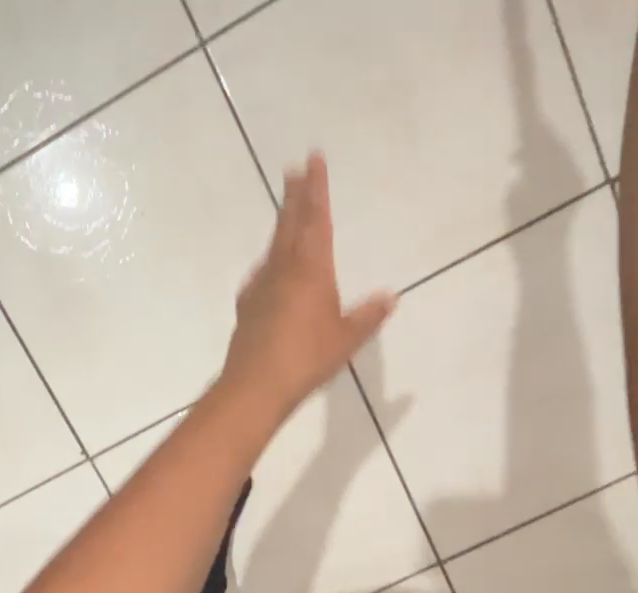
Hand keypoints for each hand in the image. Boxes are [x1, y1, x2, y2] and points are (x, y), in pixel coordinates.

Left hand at [219, 152, 397, 414]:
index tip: (313, 159)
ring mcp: (261, 287)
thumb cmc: (306, 359)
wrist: (255, 386)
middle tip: (293, 168)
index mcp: (311, 269)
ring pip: (273, 247)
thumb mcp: (347, 339)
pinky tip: (268, 271)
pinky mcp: (247, 308)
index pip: (316, 218)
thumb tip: (390, 297)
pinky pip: (261, 276)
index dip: (316, 188)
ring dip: (280, 225)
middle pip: (288, 224)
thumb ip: (368, 316)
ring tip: (285, 213)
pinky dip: (269, 264)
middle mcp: (283, 269)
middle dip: (294, 195)